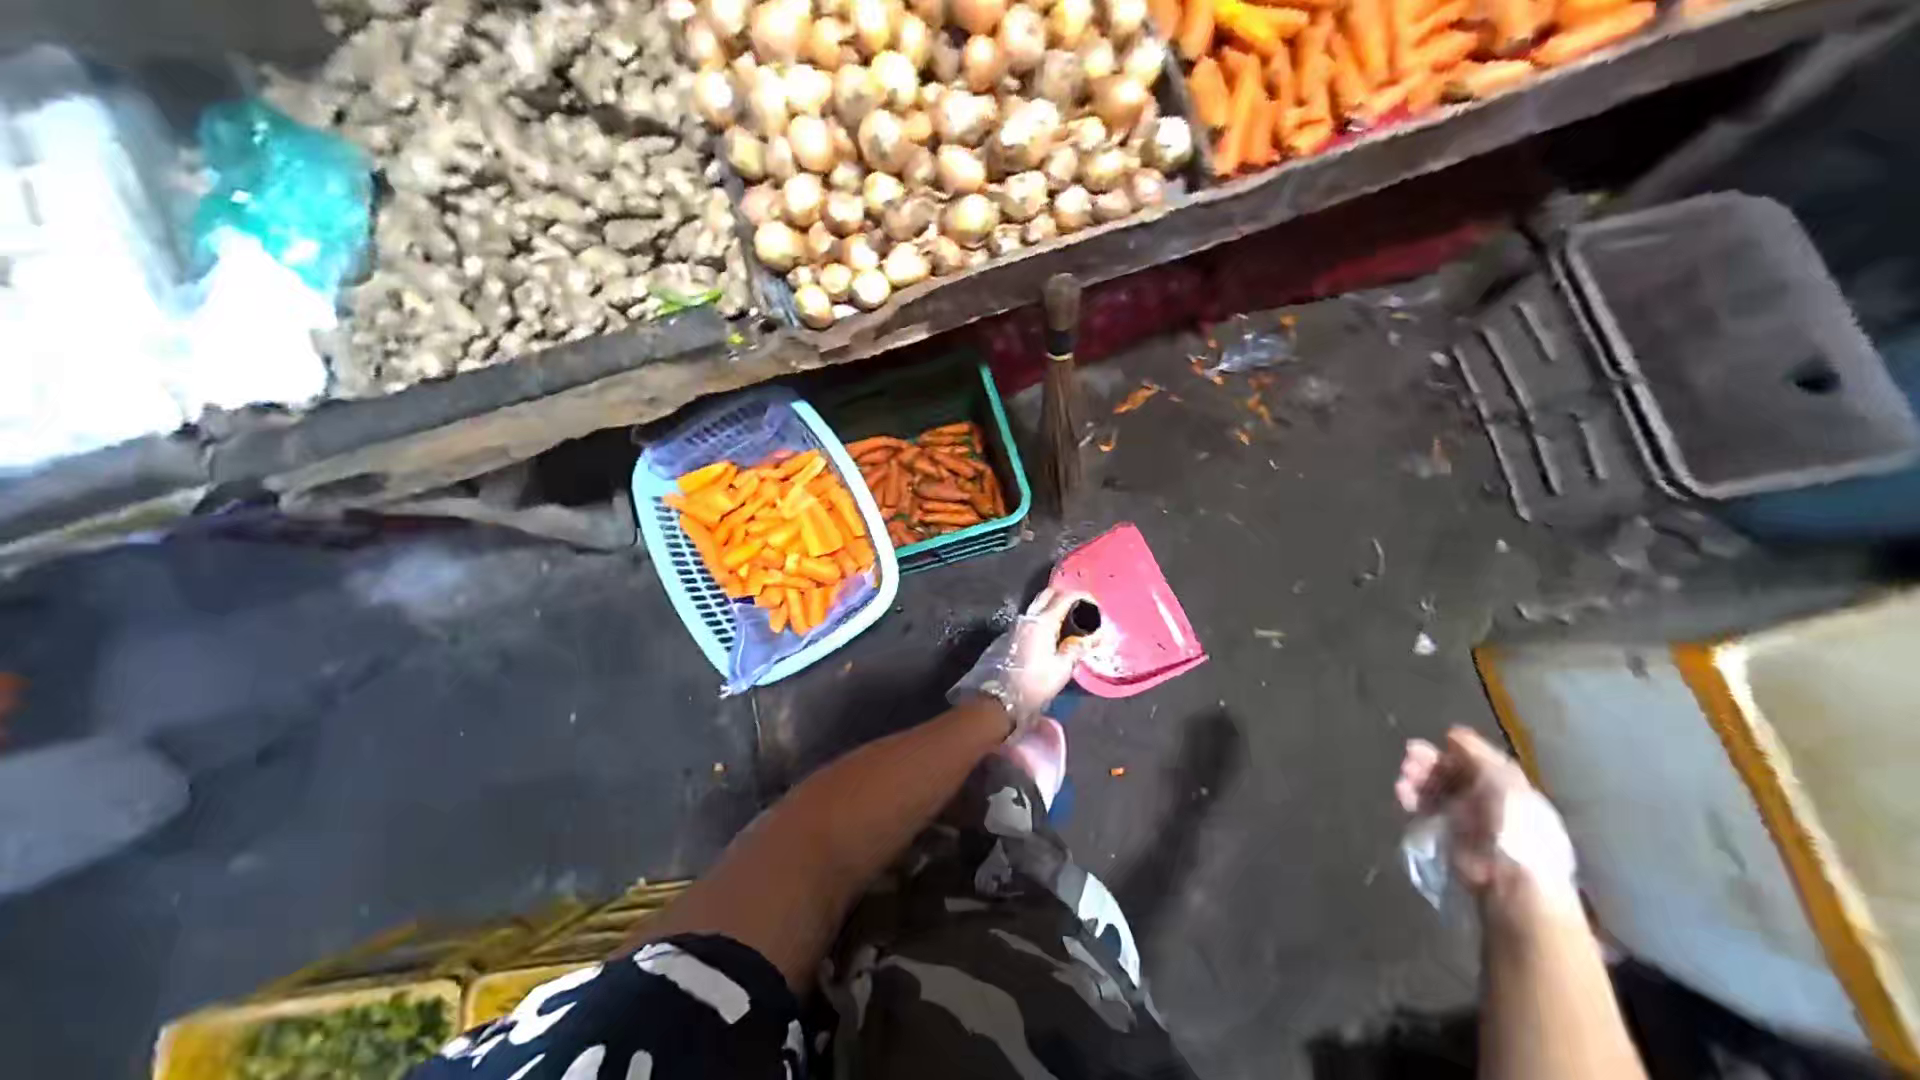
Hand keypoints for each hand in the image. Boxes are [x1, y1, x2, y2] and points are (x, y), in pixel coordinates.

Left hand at [949, 588, 1095, 732]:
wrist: (997, 698)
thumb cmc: (1033, 684)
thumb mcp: (1061, 669)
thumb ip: (1077, 648)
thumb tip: (1094, 635)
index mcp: (1042, 622)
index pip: (1064, 597)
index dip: (1082, 597)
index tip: (1094, 605)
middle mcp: (1026, 618)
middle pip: (1047, 595)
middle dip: (1065, 597)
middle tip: (1081, 611)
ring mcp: (1014, 626)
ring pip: (1036, 608)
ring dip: (1052, 610)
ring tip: (1068, 625)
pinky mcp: (1007, 637)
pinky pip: (1029, 621)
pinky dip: (1042, 622)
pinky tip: (1050, 637)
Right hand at [1397, 727, 1576, 908]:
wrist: (1510, 881)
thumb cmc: (1516, 828)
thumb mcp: (1505, 782)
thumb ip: (1479, 756)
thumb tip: (1454, 734)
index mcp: (1508, 789)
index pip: (1476, 764)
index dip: (1456, 752)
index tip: (1436, 742)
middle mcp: (1487, 803)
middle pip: (1452, 775)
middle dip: (1430, 763)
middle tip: (1410, 756)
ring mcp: (1465, 820)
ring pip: (1435, 790)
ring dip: (1418, 778)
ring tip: (1404, 776)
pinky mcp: (1445, 837)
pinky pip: (1425, 811)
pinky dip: (1412, 799)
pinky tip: (1402, 792)